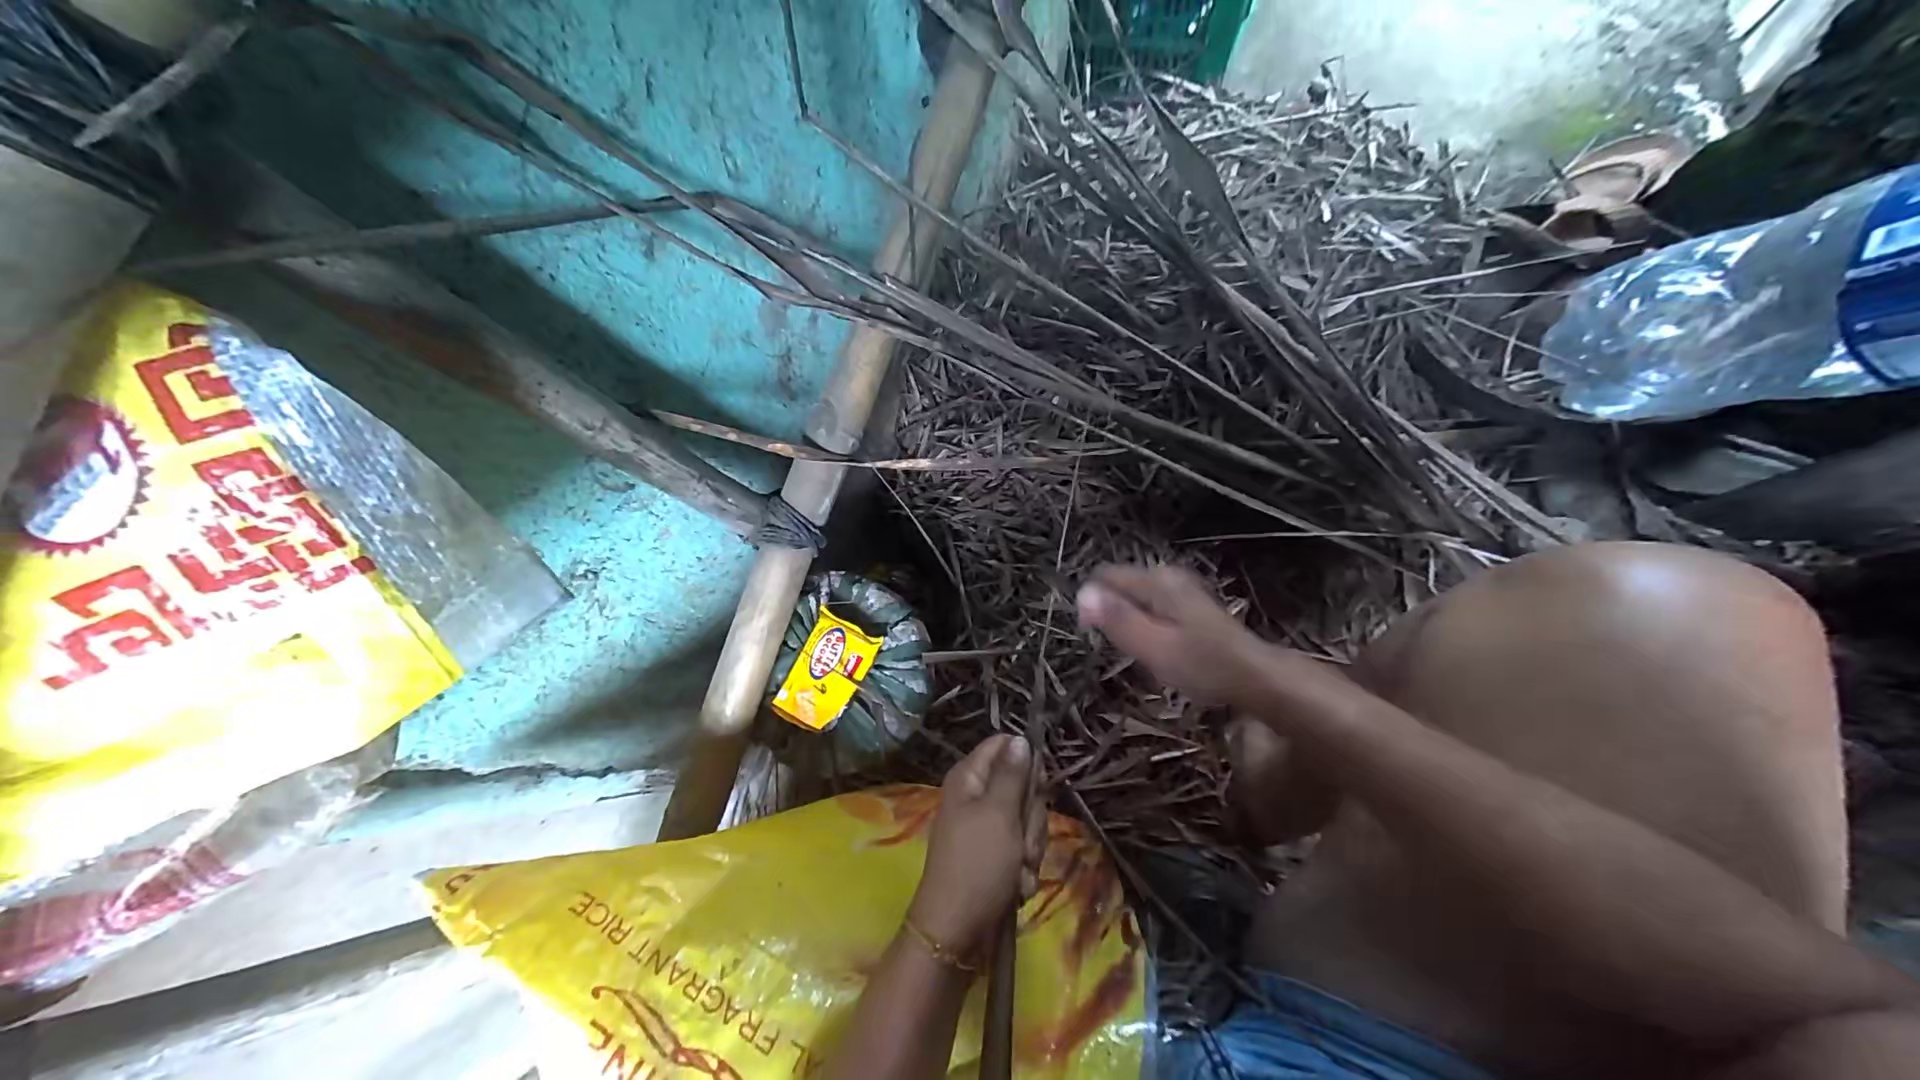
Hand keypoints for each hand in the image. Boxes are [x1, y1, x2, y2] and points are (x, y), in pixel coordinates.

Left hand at [907, 734, 1045, 961]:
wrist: (957, 933)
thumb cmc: (977, 865)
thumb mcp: (999, 814)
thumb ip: (1013, 774)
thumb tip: (1019, 738)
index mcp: (969, 778)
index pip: (1003, 745)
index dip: (1026, 763)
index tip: (1037, 786)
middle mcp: (976, 797)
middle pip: (1022, 786)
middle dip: (1030, 818)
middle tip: (1021, 841)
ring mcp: (985, 828)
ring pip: (1027, 821)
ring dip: (1030, 849)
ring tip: (1017, 870)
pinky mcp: (995, 856)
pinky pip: (1022, 850)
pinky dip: (1023, 869)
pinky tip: (1015, 886)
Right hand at [1075, 563, 1274, 703]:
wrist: (1257, 678)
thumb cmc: (1204, 666)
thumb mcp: (1153, 646)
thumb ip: (1117, 619)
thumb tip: (1082, 593)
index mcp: (1156, 581)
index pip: (1104, 577)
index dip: (1091, 604)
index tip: (1096, 636)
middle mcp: (1167, 576)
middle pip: (1120, 587)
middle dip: (1114, 615)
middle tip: (1128, 650)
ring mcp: (1180, 589)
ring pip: (1136, 600)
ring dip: (1132, 624)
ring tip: (1145, 653)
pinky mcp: (1189, 604)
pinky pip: (1152, 609)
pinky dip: (1149, 628)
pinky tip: (1163, 651)